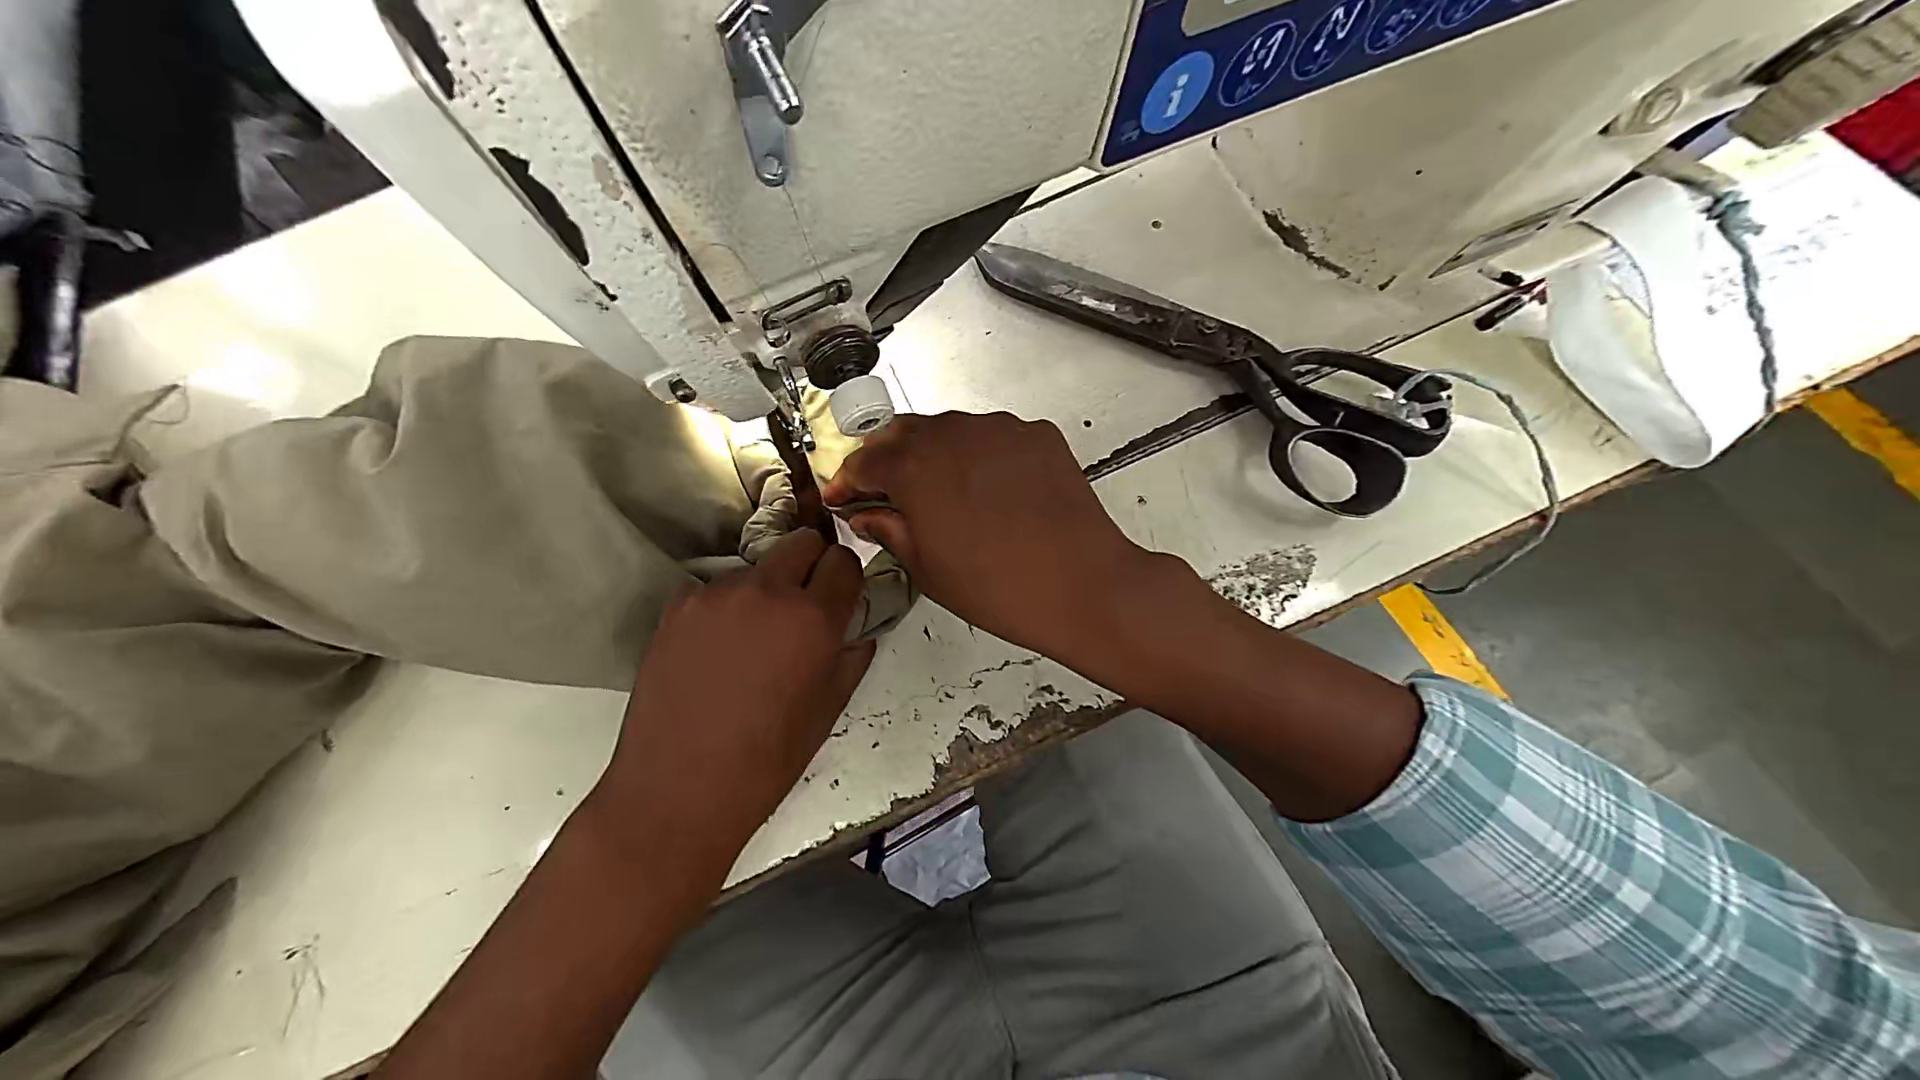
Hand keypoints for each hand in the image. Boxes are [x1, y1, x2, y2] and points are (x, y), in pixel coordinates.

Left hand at [592, 531, 875, 873]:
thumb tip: (856, 632)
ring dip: (764, 589)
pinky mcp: (678, 606)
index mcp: (814, 620)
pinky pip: (714, 589)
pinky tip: (716, 649)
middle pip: (802, 543)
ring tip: (753, 639)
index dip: (846, 576)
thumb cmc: (765, 761)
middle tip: (804, 604)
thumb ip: (850, 658)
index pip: (845, 560)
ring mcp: (717, 595)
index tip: (841, 593)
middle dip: (812, 564)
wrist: (679, 788)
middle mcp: (767, 593)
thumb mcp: (828, 711)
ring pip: (756, 568)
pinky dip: (724, 607)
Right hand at [821, 412, 1181, 668]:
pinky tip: (983, 489)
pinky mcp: (1035, 435)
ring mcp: (999, 430)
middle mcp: (955, 436)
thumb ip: (889, 530)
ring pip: (948, 430)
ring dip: (932, 454)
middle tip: (881, 490)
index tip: (844, 495)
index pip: (863, 461)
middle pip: (902, 434)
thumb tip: (869, 515)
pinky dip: (977, 455)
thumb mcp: (928, 568)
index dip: (846, 480)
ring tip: (936, 492)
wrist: (1082, 584)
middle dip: (884, 460)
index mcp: (916, 468)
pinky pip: (992, 435)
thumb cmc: (1007, 586)